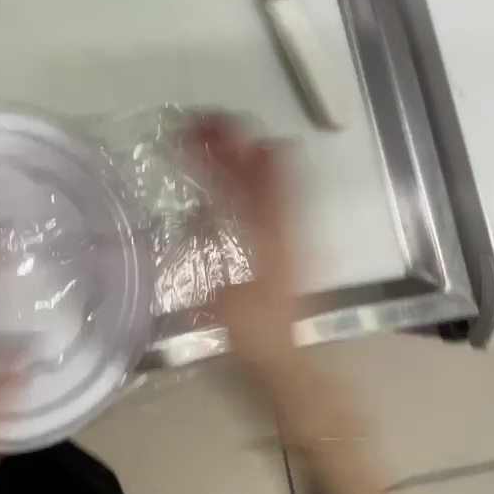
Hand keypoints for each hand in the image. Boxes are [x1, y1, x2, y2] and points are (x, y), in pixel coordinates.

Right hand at [183, 113, 359, 448]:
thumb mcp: (226, 300)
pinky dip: (257, 174)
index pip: (250, 181)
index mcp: (269, 241)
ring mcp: (289, 236)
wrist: (293, 372)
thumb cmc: (256, 342)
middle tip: (203, 121)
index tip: (200, 128)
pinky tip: (241, 170)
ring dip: (244, 154)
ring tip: (218, 134)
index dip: (227, 151)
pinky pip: (276, 197)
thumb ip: (216, 249)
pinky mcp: (287, 246)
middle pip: (264, 171)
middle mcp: (286, 229)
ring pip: (272, 180)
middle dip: (233, 142)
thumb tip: (203, 209)